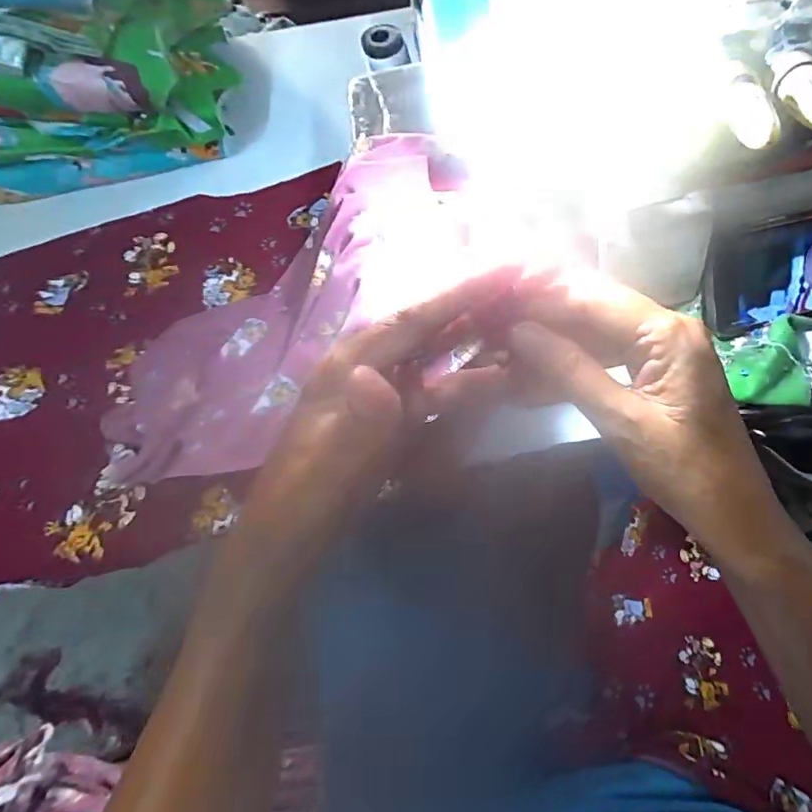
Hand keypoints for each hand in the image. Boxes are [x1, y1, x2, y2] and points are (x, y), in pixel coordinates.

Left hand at [243, 266, 522, 548]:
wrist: (287, 541)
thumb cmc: (301, 501)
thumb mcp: (327, 467)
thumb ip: (355, 424)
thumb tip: (374, 375)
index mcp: (349, 365)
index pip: (413, 320)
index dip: (461, 294)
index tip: (507, 270)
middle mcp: (368, 368)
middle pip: (428, 329)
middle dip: (473, 306)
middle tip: (524, 285)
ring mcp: (381, 395)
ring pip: (435, 357)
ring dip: (473, 338)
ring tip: (518, 320)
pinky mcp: (392, 422)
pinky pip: (436, 391)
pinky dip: (465, 380)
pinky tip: (492, 376)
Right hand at [505, 269, 793, 565]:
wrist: (736, 515)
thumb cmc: (684, 471)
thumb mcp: (621, 421)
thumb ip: (569, 370)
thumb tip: (518, 331)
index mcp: (666, 332)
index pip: (591, 299)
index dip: (540, 297)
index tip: (495, 299)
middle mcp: (668, 326)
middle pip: (595, 306)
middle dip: (544, 312)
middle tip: (494, 317)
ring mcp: (666, 347)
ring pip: (598, 328)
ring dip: (555, 335)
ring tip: (506, 339)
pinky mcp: (660, 369)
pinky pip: (610, 352)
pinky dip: (576, 358)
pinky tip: (539, 365)